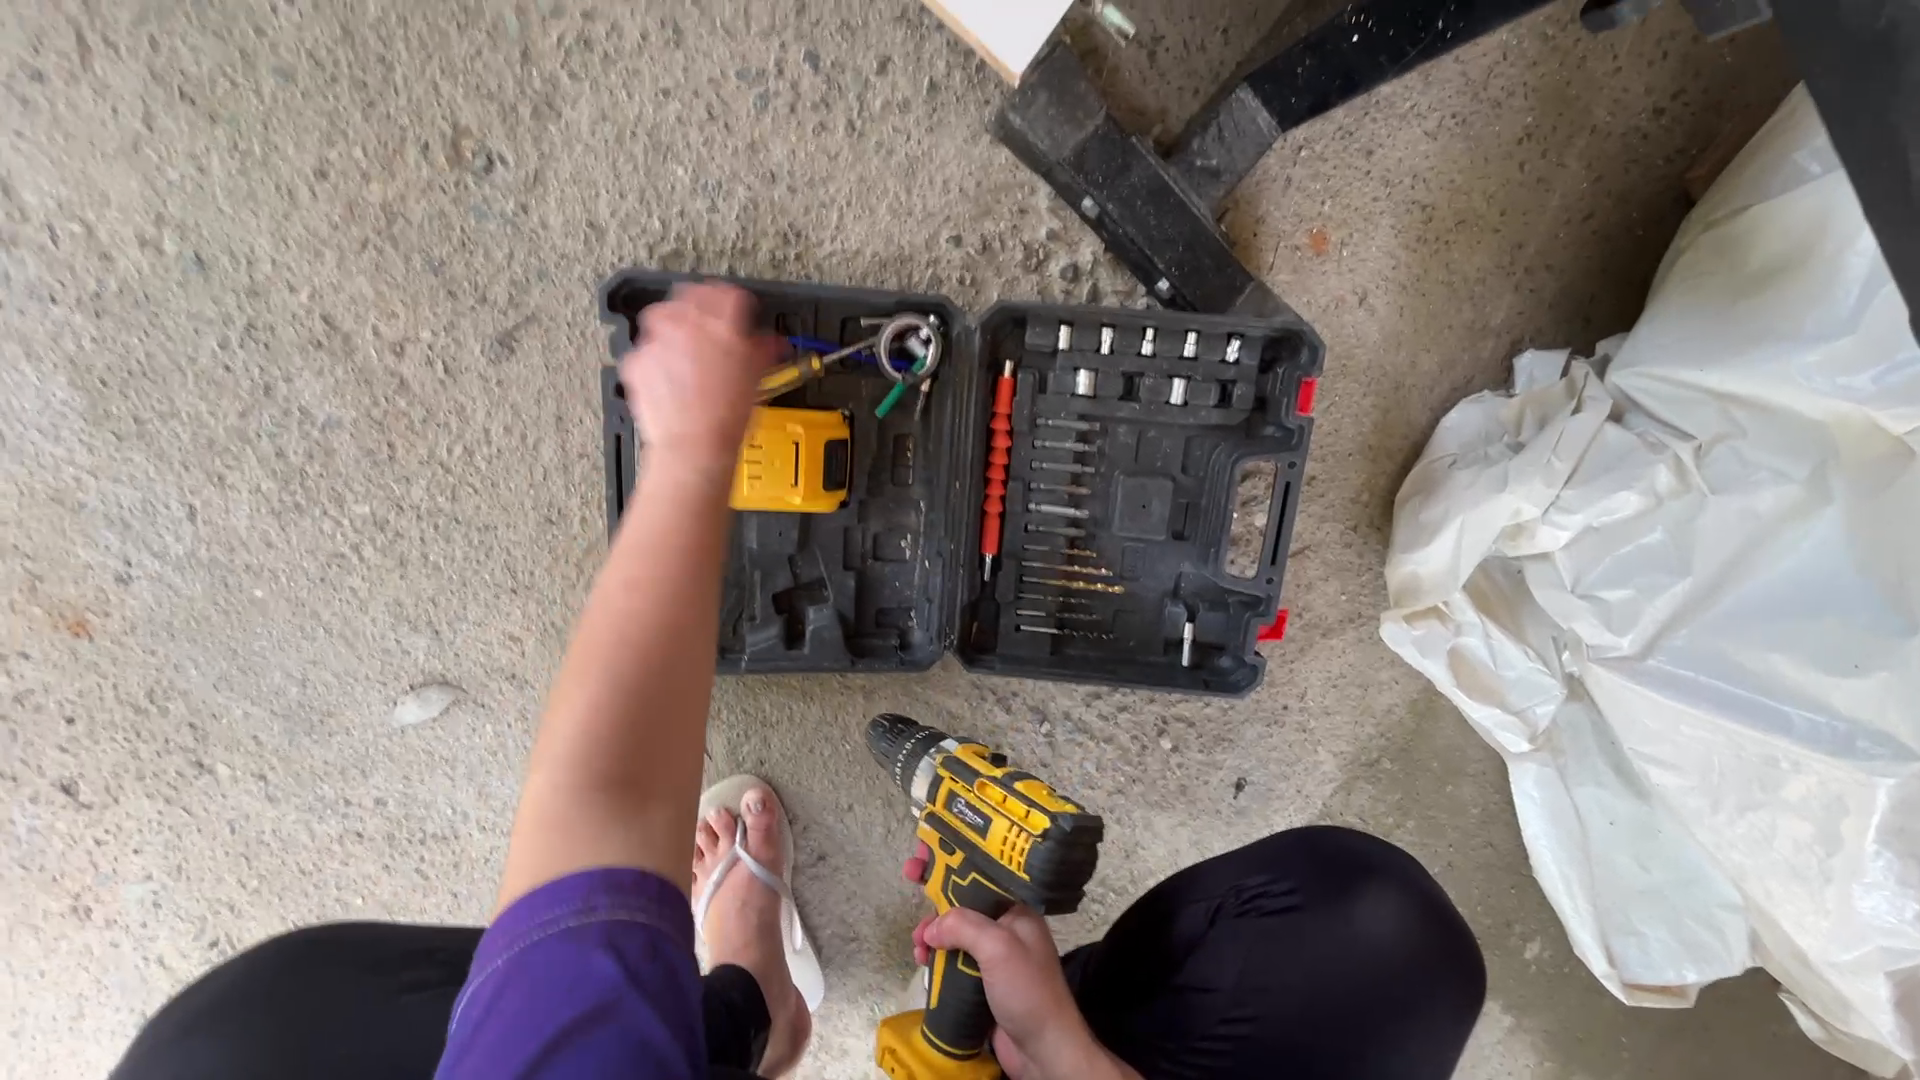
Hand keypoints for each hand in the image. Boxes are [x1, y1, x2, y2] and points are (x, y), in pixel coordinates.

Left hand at [619, 282, 775, 470]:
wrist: (693, 445)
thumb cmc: (727, 417)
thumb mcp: (757, 379)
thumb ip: (763, 351)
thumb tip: (770, 343)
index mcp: (722, 324)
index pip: (729, 294)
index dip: (736, 303)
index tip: (739, 312)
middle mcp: (686, 324)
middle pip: (691, 295)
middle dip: (702, 306)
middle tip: (710, 324)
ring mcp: (656, 340)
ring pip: (662, 316)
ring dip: (675, 325)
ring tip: (686, 346)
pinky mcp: (636, 360)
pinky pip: (646, 348)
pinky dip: (657, 356)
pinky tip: (669, 374)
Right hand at [905, 848, 1133, 1079]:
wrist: (1044, 1052)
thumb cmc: (1028, 991)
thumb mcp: (998, 948)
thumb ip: (964, 926)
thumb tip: (932, 928)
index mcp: (1015, 909)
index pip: (980, 874)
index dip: (952, 859)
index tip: (925, 853)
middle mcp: (1005, 926)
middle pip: (963, 899)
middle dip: (935, 892)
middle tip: (909, 878)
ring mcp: (993, 954)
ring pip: (954, 931)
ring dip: (931, 931)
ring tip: (917, 945)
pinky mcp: (982, 980)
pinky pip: (953, 959)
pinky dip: (936, 958)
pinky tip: (923, 963)